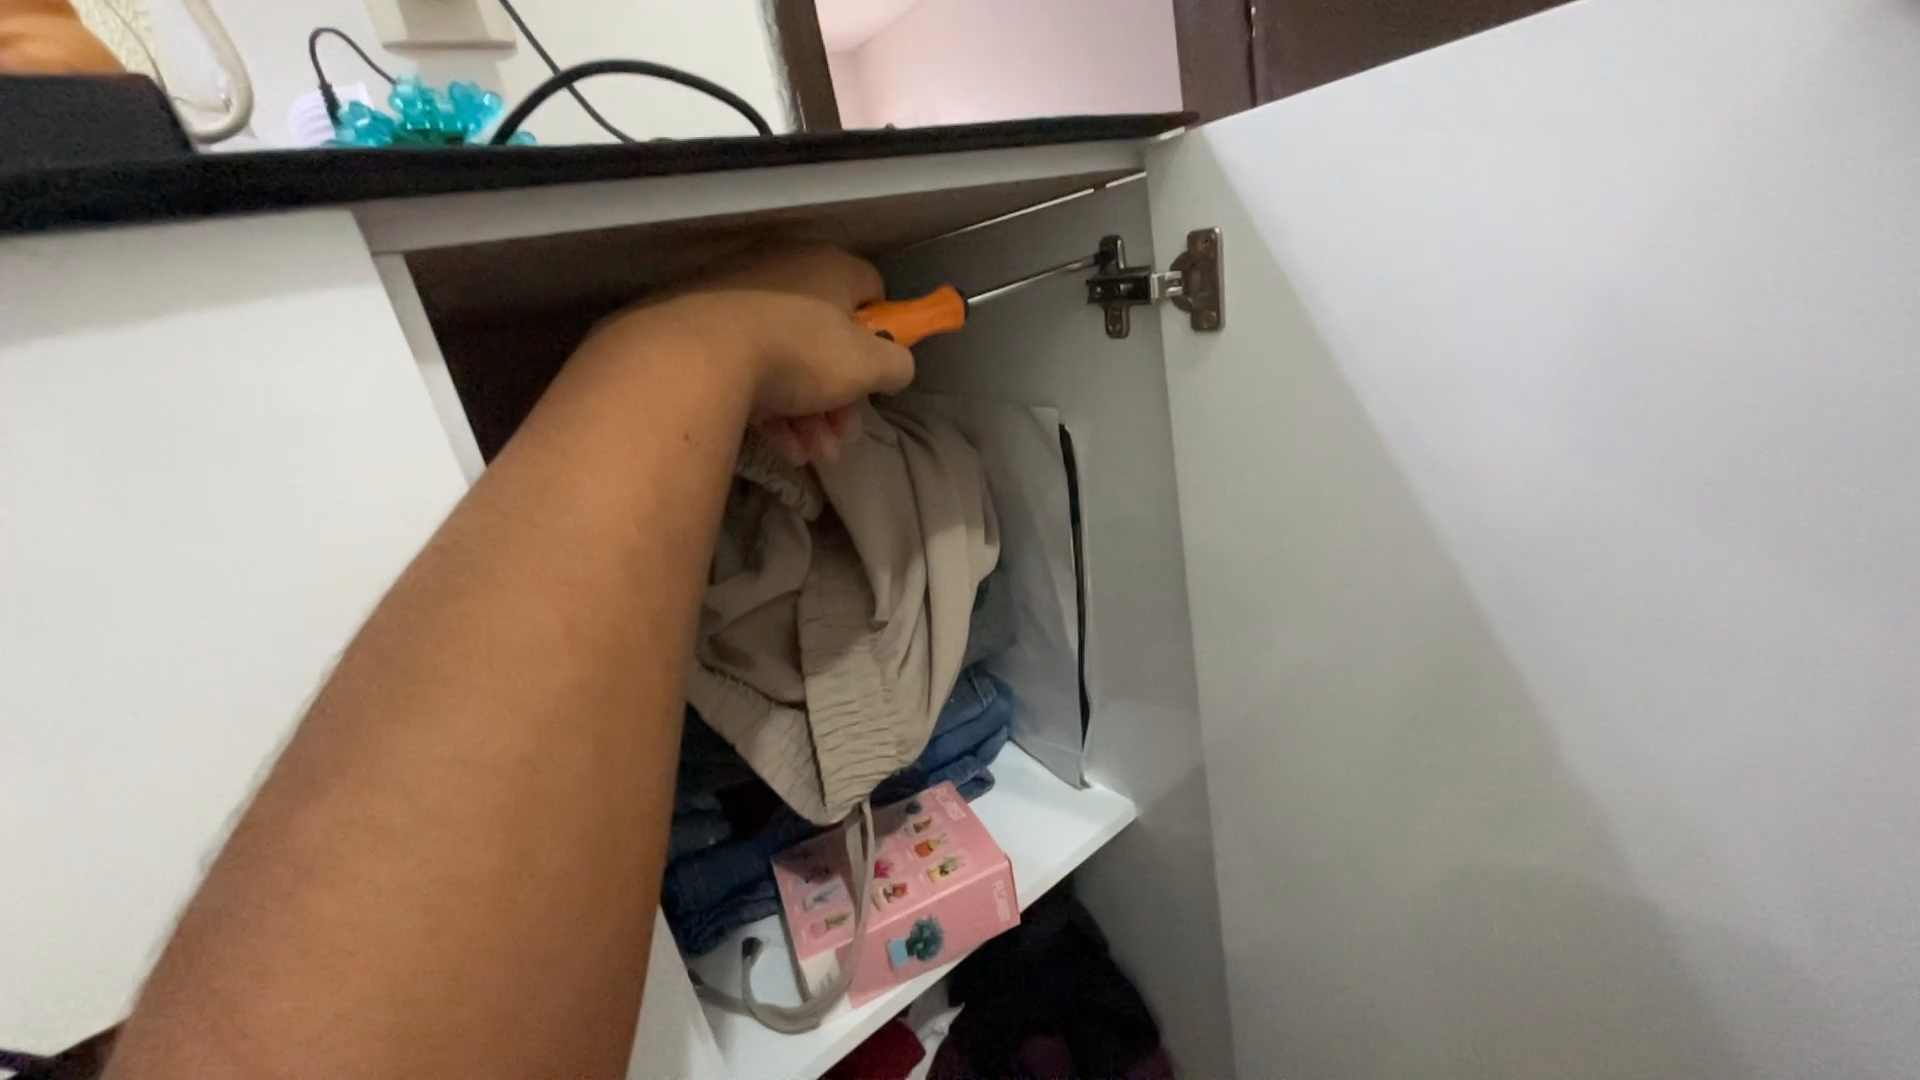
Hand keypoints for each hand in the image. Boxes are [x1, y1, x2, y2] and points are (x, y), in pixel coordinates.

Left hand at [601, 247, 913, 465]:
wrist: (696, 359)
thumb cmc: (799, 353)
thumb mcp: (870, 366)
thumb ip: (897, 365)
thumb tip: (897, 366)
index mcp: (826, 265)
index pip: (870, 289)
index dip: (882, 332)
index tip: (878, 371)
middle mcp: (781, 272)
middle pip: (827, 338)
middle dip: (841, 396)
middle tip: (843, 432)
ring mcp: (736, 301)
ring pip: (788, 363)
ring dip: (810, 415)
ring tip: (815, 454)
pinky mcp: (701, 332)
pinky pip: (749, 372)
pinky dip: (772, 411)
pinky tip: (784, 449)